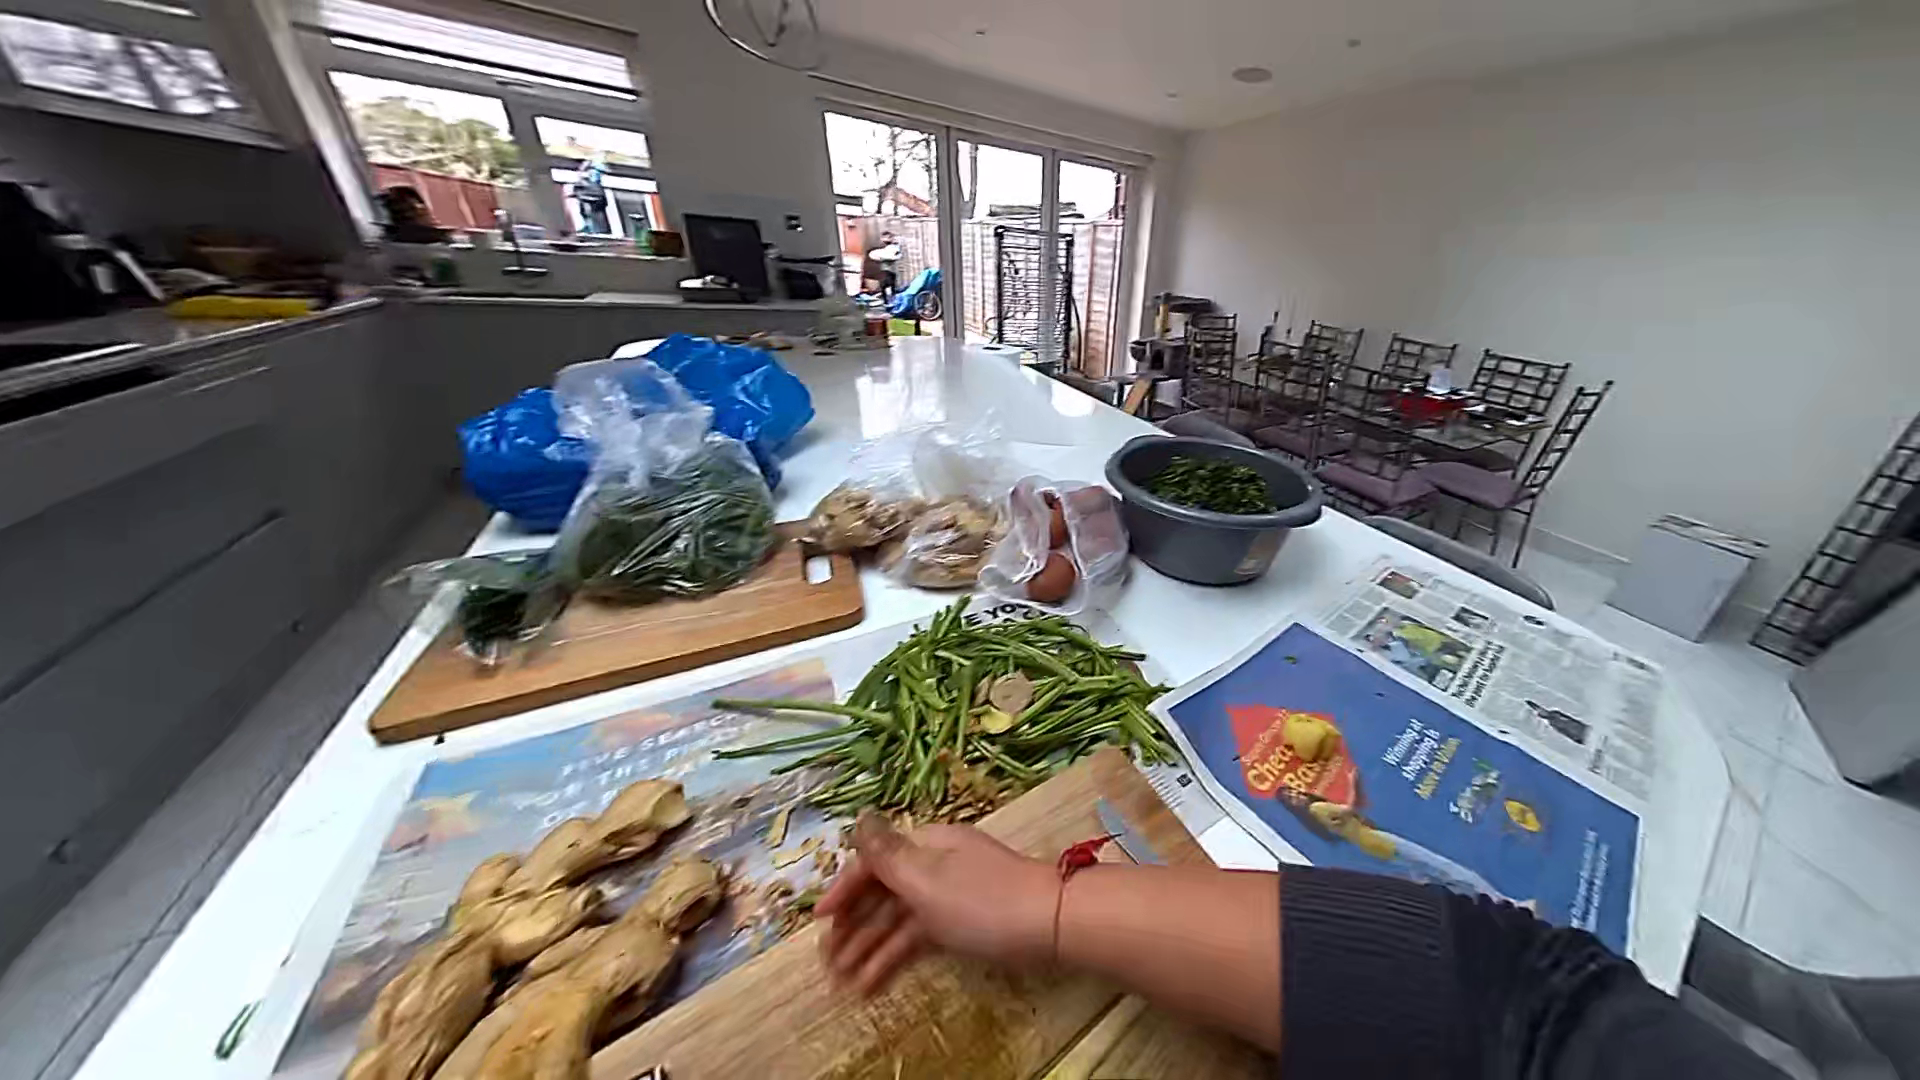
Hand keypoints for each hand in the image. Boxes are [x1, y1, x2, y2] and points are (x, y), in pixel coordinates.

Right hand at [814, 814, 1059, 994]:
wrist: (1049, 923)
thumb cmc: (981, 899)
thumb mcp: (926, 878)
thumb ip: (887, 853)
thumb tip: (860, 813)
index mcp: (925, 843)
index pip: (874, 860)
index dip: (844, 887)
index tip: (818, 920)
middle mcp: (934, 863)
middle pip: (884, 889)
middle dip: (852, 923)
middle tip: (825, 960)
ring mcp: (948, 893)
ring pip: (898, 916)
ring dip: (869, 944)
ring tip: (841, 980)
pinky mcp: (961, 921)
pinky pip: (918, 934)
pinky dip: (895, 954)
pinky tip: (872, 982)